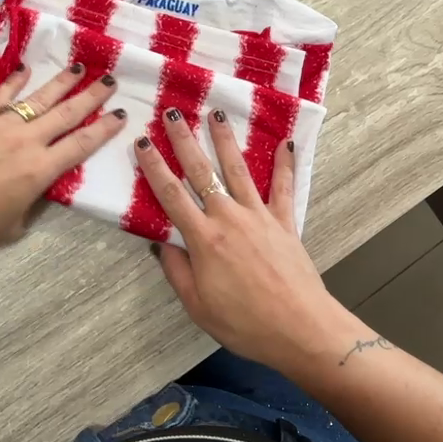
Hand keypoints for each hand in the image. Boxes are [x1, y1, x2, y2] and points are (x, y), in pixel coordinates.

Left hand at [0, 65, 123, 258]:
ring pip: (37, 99)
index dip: (103, 129)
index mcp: (39, 171)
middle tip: (109, 79)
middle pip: (66, 113)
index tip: (120, 114)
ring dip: (60, 82)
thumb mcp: (14, 225)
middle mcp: (25, 142)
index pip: (80, 144)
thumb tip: (40, 183)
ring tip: (78, 67)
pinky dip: (13, 82)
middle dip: (90, 95)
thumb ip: (33, 200)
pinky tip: (25, 70)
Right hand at [133, 110, 362, 374]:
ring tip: (216, 112)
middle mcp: (228, 217)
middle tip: (173, 113)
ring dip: (225, 139)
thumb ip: (177, 271)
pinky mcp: (284, 221)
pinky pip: (283, 187)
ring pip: (238, 168)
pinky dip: (285, 164)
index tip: (142, 142)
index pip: (171, 195)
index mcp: (203, 239)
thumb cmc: (245, 324)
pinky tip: (287, 142)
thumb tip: (160, 242)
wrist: (300, 329)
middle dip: (184, 140)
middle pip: (201, 171)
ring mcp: (259, 215)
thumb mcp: (198, 307)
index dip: (154, 167)